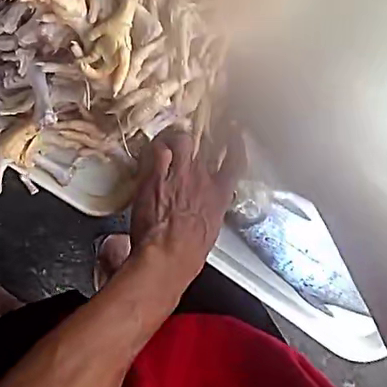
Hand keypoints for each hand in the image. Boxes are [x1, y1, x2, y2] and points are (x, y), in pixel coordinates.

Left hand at [126, 128, 244, 289]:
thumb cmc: (188, 251)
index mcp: (219, 194)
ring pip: (181, 140)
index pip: (235, 160)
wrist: (167, 254)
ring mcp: (179, 174)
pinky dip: (154, 148)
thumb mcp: (211, 229)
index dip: (235, 142)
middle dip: (199, 137)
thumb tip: (206, 205)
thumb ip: (211, 208)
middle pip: (205, 144)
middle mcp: (202, 178)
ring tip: (169, 140)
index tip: (234, 132)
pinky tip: (151, 151)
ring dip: (175, 139)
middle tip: (191, 135)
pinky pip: (156, 151)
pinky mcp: (155, 175)